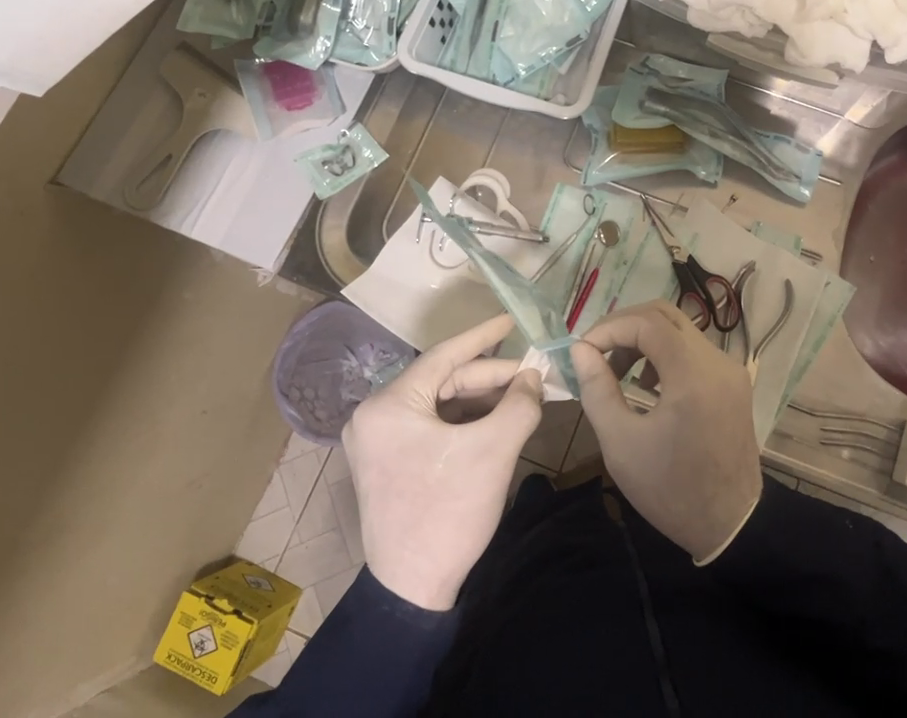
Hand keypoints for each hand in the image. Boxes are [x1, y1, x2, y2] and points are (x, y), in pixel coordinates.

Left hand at [342, 313, 542, 610]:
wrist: (413, 588)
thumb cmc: (448, 512)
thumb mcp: (493, 452)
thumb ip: (518, 404)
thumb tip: (532, 378)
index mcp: (388, 405)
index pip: (443, 356)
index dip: (483, 336)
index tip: (511, 320)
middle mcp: (374, 415)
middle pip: (441, 382)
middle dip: (489, 378)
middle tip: (532, 375)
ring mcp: (376, 441)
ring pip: (438, 405)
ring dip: (479, 401)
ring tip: (521, 397)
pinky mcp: (386, 463)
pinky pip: (430, 427)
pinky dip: (463, 423)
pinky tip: (495, 423)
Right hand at [570, 302, 762, 562]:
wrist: (730, 524)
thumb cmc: (670, 489)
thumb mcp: (620, 443)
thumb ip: (597, 389)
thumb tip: (580, 350)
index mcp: (693, 375)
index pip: (647, 322)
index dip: (609, 328)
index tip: (582, 352)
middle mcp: (717, 361)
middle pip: (665, 315)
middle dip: (624, 326)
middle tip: (595, 353)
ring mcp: (730, 370)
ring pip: (680, 330)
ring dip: (643, 339)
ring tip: (615, 371)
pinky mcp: (733, 383)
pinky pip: (693, 350)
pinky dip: (664, 353)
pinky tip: (645, 383)